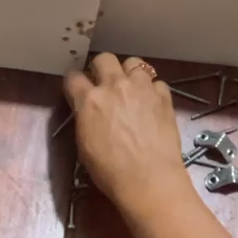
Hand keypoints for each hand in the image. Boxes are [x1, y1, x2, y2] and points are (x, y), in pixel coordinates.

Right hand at [63, 53, 190, 218]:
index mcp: (89, 101)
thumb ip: (84, 119)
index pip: (73, 77)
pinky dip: (150, 90)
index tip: (76, 90)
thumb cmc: (109, 171)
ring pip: (133, 63)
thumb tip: (87, 110)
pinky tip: (149, 104)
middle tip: (103, 84)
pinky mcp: (163, 95)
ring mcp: (142, 87)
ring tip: (130, 90)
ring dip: (128, 74)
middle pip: (104, 59)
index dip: (74, 83)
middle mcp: (114, 86)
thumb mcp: (84, 145)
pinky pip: (155, 82)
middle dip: (101, 69)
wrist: (148, 179)